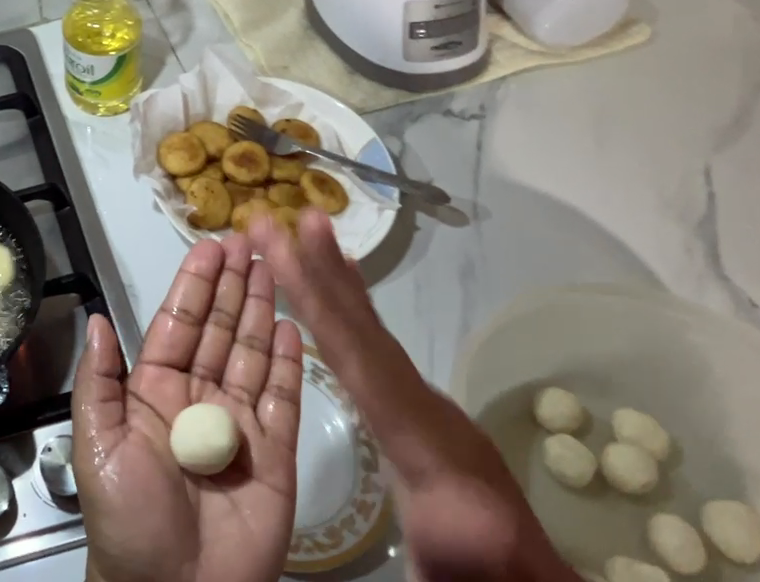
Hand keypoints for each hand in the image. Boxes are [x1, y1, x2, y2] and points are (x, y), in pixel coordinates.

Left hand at [72, 233, 304, 581]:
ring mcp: (238, 423)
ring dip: (261, 309)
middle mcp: (197, 397)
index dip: (195, 284)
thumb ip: (99, 380)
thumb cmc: (127, 516)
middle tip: (250, 240)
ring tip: (273, 266)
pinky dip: (288, 361)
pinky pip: (282, 398)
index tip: (212, 247)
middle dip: (233, 285)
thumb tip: (96, 319)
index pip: (178, 323)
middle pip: (218, 329)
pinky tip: (292, 326)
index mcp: (153, 390)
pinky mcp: (275, 453)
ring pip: (251, 353)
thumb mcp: (97, 442)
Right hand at [248, 208, 579, 581]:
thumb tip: (427, 508)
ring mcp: (423, 406)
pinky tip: (337, 290)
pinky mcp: (416, 413)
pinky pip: (376, 349)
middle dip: (322, 268)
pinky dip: (351, 310)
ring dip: (335, 278)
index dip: (315, 296)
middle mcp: (424, 405)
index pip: (357, 353)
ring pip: (371, 332)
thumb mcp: (460, 567)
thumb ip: (451, 537)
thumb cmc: (479, 578)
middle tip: (289, 213)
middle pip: (364, 328)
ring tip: (311, 228)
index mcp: (422, 437)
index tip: (280, 242)